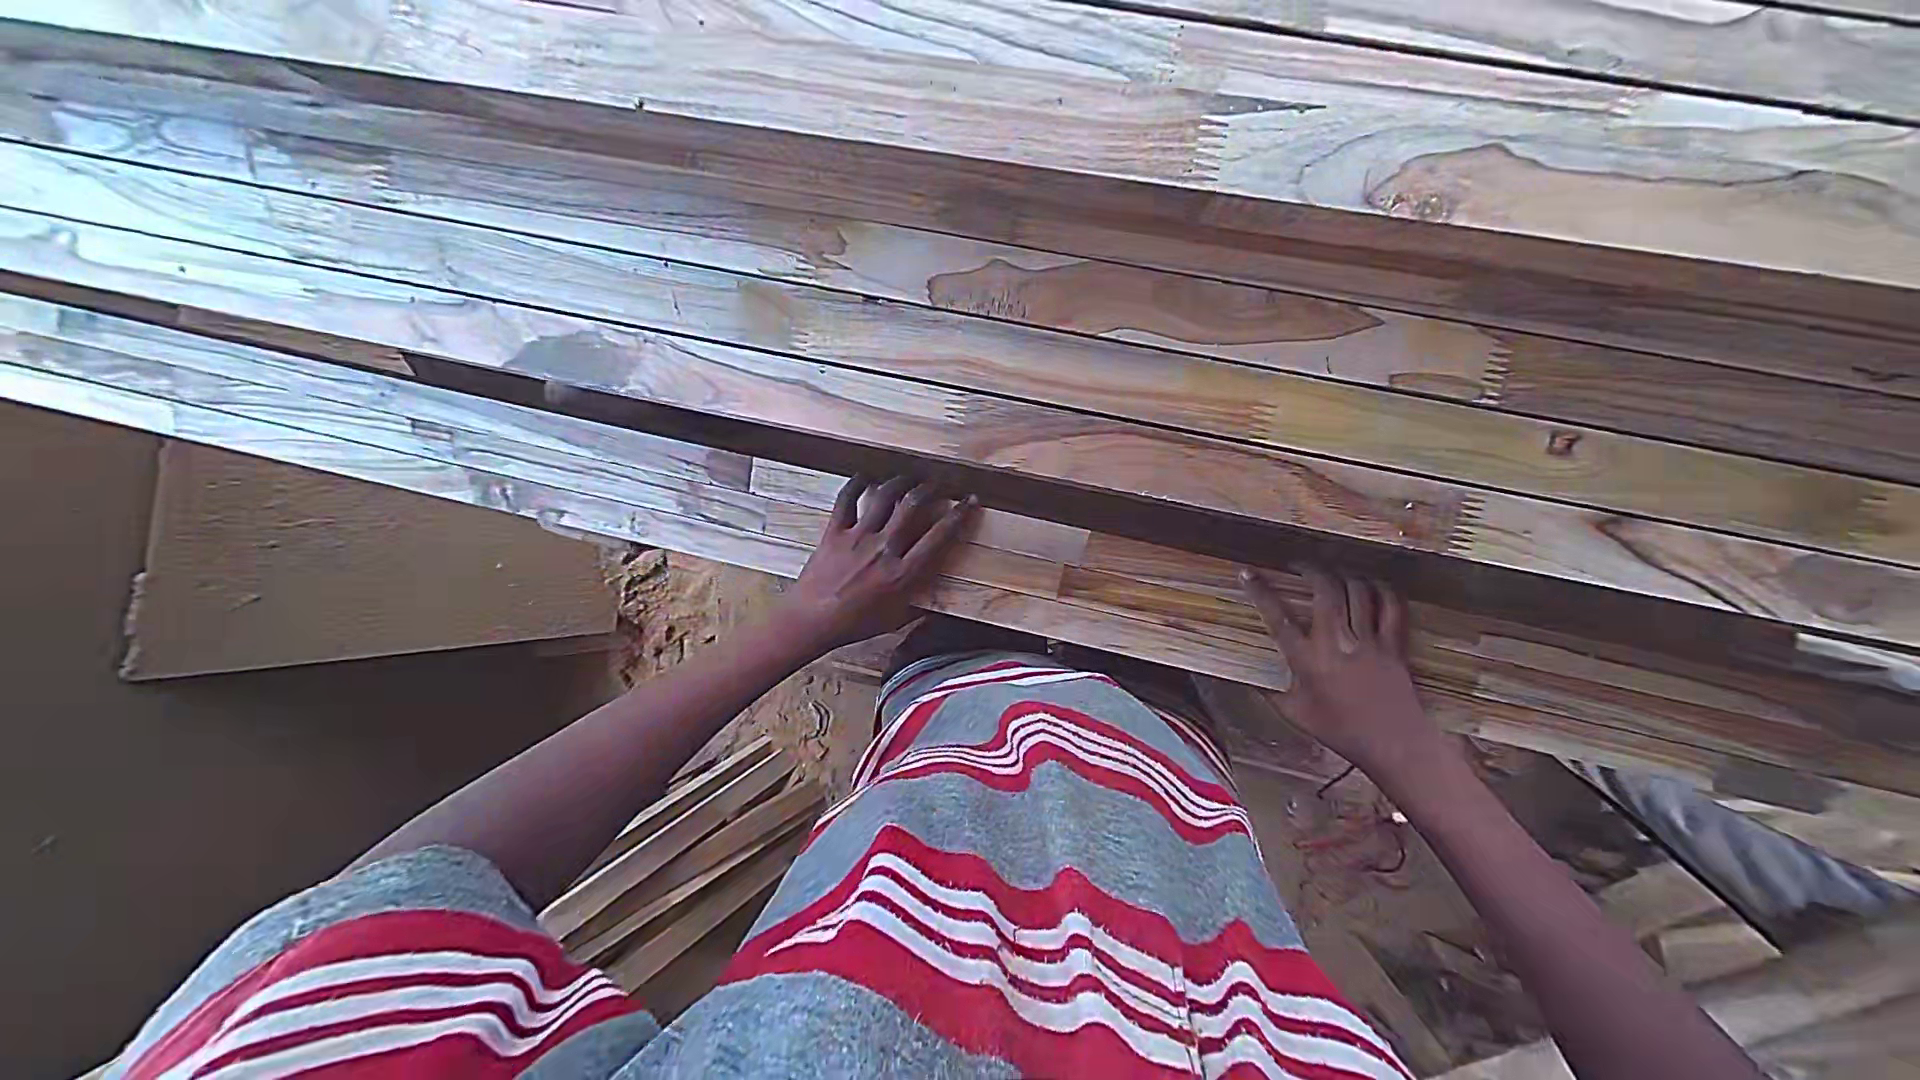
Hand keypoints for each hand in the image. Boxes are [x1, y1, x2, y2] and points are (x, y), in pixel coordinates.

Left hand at [774, 475, 976, 651]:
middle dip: (932, 488)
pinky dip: (856, 483)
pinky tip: (866, 476)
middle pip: (914, 506)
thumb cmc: (854, 625)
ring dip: (901, 481)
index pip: (939, 535)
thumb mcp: (895, 620)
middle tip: (940, 482)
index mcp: (903, 573)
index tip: (969, 502)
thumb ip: (920, 608)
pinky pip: (847, 499)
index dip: (959, 515)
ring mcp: (858, 537)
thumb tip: (939, 605)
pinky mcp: (835, 532)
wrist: (811, 621)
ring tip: (910, 477)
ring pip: (885, 496)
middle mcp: (883, 549)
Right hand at [1239, 564, 1448, 784]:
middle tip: (1298, 565)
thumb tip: (1244, 673)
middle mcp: (1337, 643)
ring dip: (1342, 575)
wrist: (1394, 744)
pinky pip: (1390, 606)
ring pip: (1357, 592)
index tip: (1248, 573)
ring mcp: (1369, 641)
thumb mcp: (1293, 711)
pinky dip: (1380, 590)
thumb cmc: (1339, 731)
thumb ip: (1268, 688)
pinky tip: (1370, 585)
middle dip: (1309, 569)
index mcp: (1306, 659)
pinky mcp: (1394, 645)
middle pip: (1325, 590)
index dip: (1260, 591)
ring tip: (1332, 572)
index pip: (1277, 616)